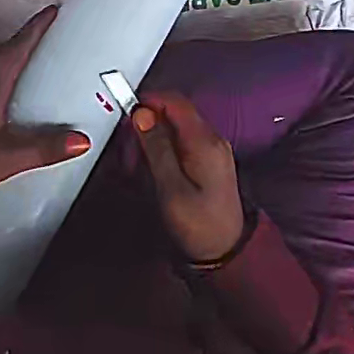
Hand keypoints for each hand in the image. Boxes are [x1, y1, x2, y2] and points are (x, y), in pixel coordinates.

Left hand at [0, 7, 90, 215]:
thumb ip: (40, 149)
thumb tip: (82, 140)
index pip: (17, 46)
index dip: (38, 27)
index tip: (56, 9)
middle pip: (6, 52)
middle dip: (31, 40)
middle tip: (55, 33)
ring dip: (16, 60)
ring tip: (40, 63)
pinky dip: (4, 82)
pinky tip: (11, 98)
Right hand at [131, 92, 243, 262]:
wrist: (226, 253)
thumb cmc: (197, 223)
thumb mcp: (170, 188)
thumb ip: (156, 148)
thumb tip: (142, 113)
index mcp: (204, 142)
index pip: (175, 102)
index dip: (149, 101)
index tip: (127, 115)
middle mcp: (212, 139)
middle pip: (174, 112)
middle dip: (147, 124)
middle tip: (129, 150)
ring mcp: (212, 149)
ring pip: (176, 127)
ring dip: (153, 138)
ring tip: (139, 165)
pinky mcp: (209, 160)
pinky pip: (182, 141)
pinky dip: (164, 148)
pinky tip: (154, 170)